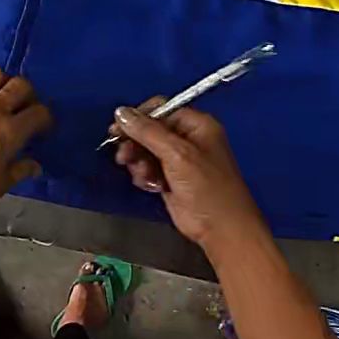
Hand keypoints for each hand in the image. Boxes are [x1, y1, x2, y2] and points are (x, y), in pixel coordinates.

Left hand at [0, 67, 51, 221]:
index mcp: (12, 132)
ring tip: (2, 93)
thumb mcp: (1, 184)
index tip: (41, 127)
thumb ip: (21, 170)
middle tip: (25, 106)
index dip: (45, 118)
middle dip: (29, 94)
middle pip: (21, 85)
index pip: (40, 112)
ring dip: (3, 81)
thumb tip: (34, 166)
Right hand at [109, 99, 266, 248]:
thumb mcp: (177, 154)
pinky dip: (145, 175)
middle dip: (136, 143)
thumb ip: (148, 132)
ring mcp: (179, 160)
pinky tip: (150, 186)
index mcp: (197, 125)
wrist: (221, 228)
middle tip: (122, 156)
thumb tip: (120, 112)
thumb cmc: (205, 186)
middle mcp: (188, 139)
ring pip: (147, 151)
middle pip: (151, 130)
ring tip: (143, 175)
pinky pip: (149, 169)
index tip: (118, 128)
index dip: (139, 117)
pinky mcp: (171, 179)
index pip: (162, 110)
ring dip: (139, 161)